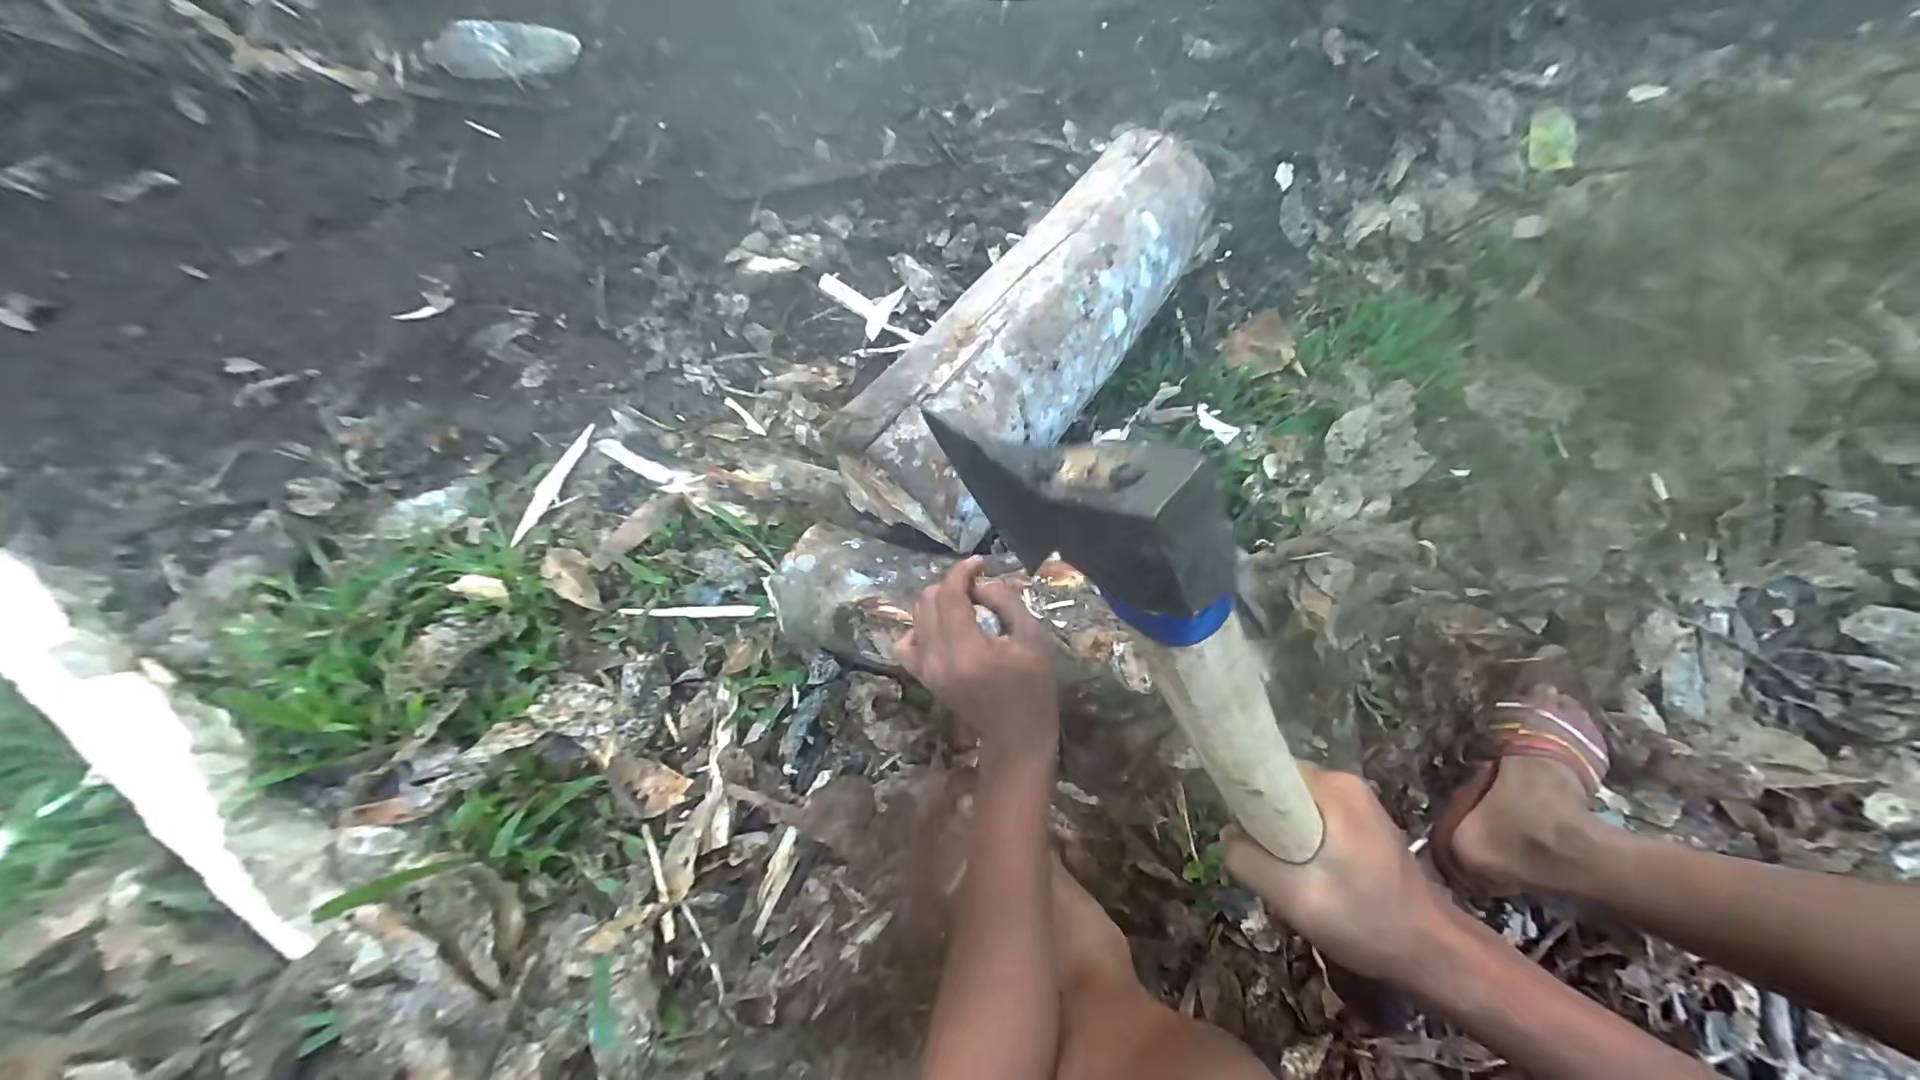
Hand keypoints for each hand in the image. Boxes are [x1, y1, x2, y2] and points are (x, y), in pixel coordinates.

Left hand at [896, 556, 1058, 762]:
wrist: (1016, 736)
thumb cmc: (1033, 687)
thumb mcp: (1031, 638)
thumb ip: (1005, 602)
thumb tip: (980, 584)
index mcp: (966, 650)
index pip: (949, 595)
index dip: (962, 572)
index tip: (979, 563)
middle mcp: (937, 659)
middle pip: (928, 600)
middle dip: (952, 586)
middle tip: (978, 588)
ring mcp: (925, 670)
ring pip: (917, 616)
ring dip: (938, 602)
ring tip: (964, 605)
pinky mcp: (923, 678)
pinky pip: (906, 642)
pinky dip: (920, 627)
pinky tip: (942, 628)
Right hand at [1223, 767, 1456, 982]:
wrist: (1436, 955)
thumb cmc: (1367, 921)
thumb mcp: (1294, 897)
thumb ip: (1247, 860)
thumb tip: (1227, 834)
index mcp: (1332, 788)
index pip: (1267, 771)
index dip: (1245, 797)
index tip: (1239, 831)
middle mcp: (1345, 783)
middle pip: (1280, 788)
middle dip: (1265, 820)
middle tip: (1268, 862)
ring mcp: (1357, 800)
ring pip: (1295, 805)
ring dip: (1283, 833)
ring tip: (1290, 873)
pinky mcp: (1362, 819)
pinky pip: (1313, 816)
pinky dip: (1302, 840)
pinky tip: (1311, 874)